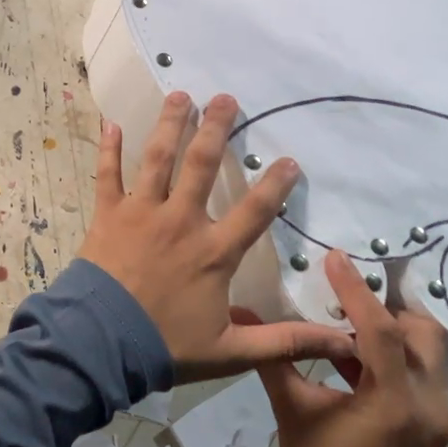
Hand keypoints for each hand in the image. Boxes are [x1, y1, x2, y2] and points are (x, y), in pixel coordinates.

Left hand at [84, 92, 355, 382]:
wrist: (100, 341)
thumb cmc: (165, 345)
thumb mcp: (233, 351)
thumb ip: (287, 341)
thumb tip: (347, 343)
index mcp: (213, 252)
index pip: (254, 210)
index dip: (275, 184)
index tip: (290, 159)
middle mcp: (179, 221)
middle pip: (201, 166)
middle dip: (215, 129)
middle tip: (225, 98)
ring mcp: (140, 213)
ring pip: (156, 160)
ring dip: (169, 125)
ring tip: (180, 95)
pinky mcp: (107, 215)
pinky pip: (107, 175)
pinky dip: (109, 149)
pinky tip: (112, 123)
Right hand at [258, 251, 447, 446]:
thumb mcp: (293, 413)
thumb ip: (273, 360)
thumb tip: (240, 314)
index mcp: (394, 402)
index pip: (382, 331)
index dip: (357, 291)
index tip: (336, 259)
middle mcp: (428, 403)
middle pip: (422, 334)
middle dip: (386, 308)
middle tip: (347, 293)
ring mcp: (438, 413)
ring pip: (426, 352)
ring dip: (388, 331)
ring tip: (343, 322)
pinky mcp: (435, 421)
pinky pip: (420, 372)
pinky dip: (391, 355)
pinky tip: (352, 357)